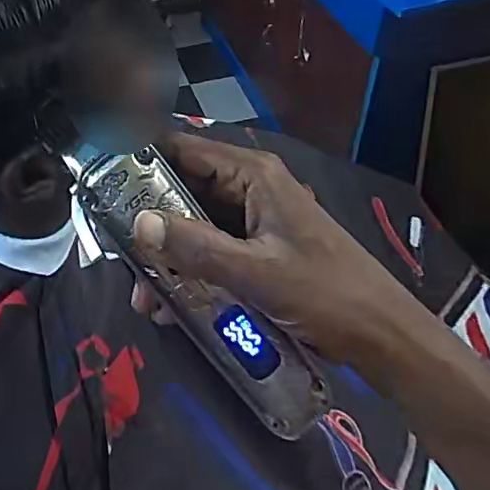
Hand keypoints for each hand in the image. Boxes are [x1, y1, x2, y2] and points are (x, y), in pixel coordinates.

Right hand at [130, 131, 435, 373]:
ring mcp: (254, 217)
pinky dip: (189, 269)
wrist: (387, 340)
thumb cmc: (327, 294)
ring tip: (145, 295)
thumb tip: (138, 224)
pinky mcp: (257, 247)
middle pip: (183, 189)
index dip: (142, 156)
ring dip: (167, 254)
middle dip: (149, 220)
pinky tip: (171, 304)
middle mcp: (249, 186)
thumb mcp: (256, 273)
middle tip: (119, 251)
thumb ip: (195, 247)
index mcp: (252, 174)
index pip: (183, 149)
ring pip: (193, 222)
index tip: (103, 174)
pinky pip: (211, 247)